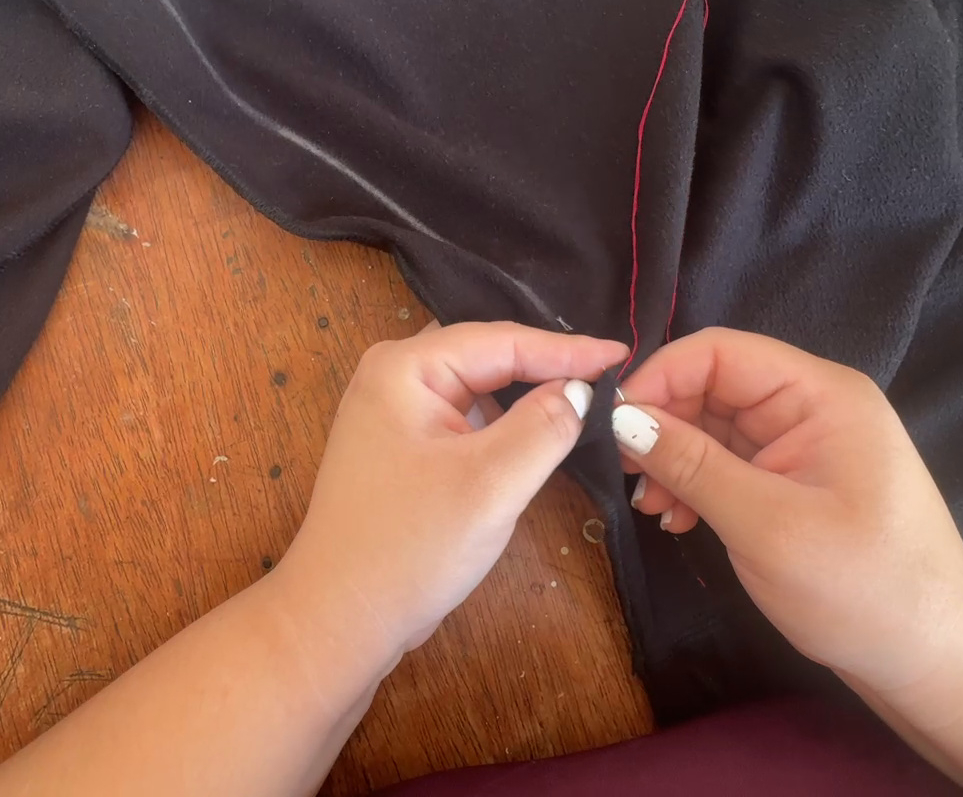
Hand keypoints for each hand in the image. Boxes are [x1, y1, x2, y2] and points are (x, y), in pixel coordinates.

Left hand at [276, 321, 626, 653]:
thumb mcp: (489, 484)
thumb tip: (581, 390)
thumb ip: (543, 427)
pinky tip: (536, 430)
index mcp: (405, 367)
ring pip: (478, 388)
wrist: (340, 620)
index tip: (622, 356)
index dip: (566, 349)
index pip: (499, 342)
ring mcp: (396, 412)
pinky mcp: (405, 445)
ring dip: (525, 395)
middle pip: (487, 357)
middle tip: (608, 375)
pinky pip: (466, 417)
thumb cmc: (409, 547)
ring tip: (584, 396)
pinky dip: (503, 423)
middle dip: (545, 365)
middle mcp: (396, 376)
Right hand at [610, 328, 962, 719]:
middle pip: (709, 386)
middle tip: (628, 476)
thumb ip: (691, 464)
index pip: (719, 352)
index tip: (613, 422)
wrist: (936, 667)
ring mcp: (796, 441)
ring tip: (654, 508)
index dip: (660, 375)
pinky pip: (720, 459)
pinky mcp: (785, 476)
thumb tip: (618, 418)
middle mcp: (806, 405)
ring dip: (671, 460)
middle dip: (662, 426)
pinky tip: (676, 519)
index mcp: (819, 394)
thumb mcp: (767, 526)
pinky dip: (690, 482)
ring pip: (707, 424)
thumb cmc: (864, 591)